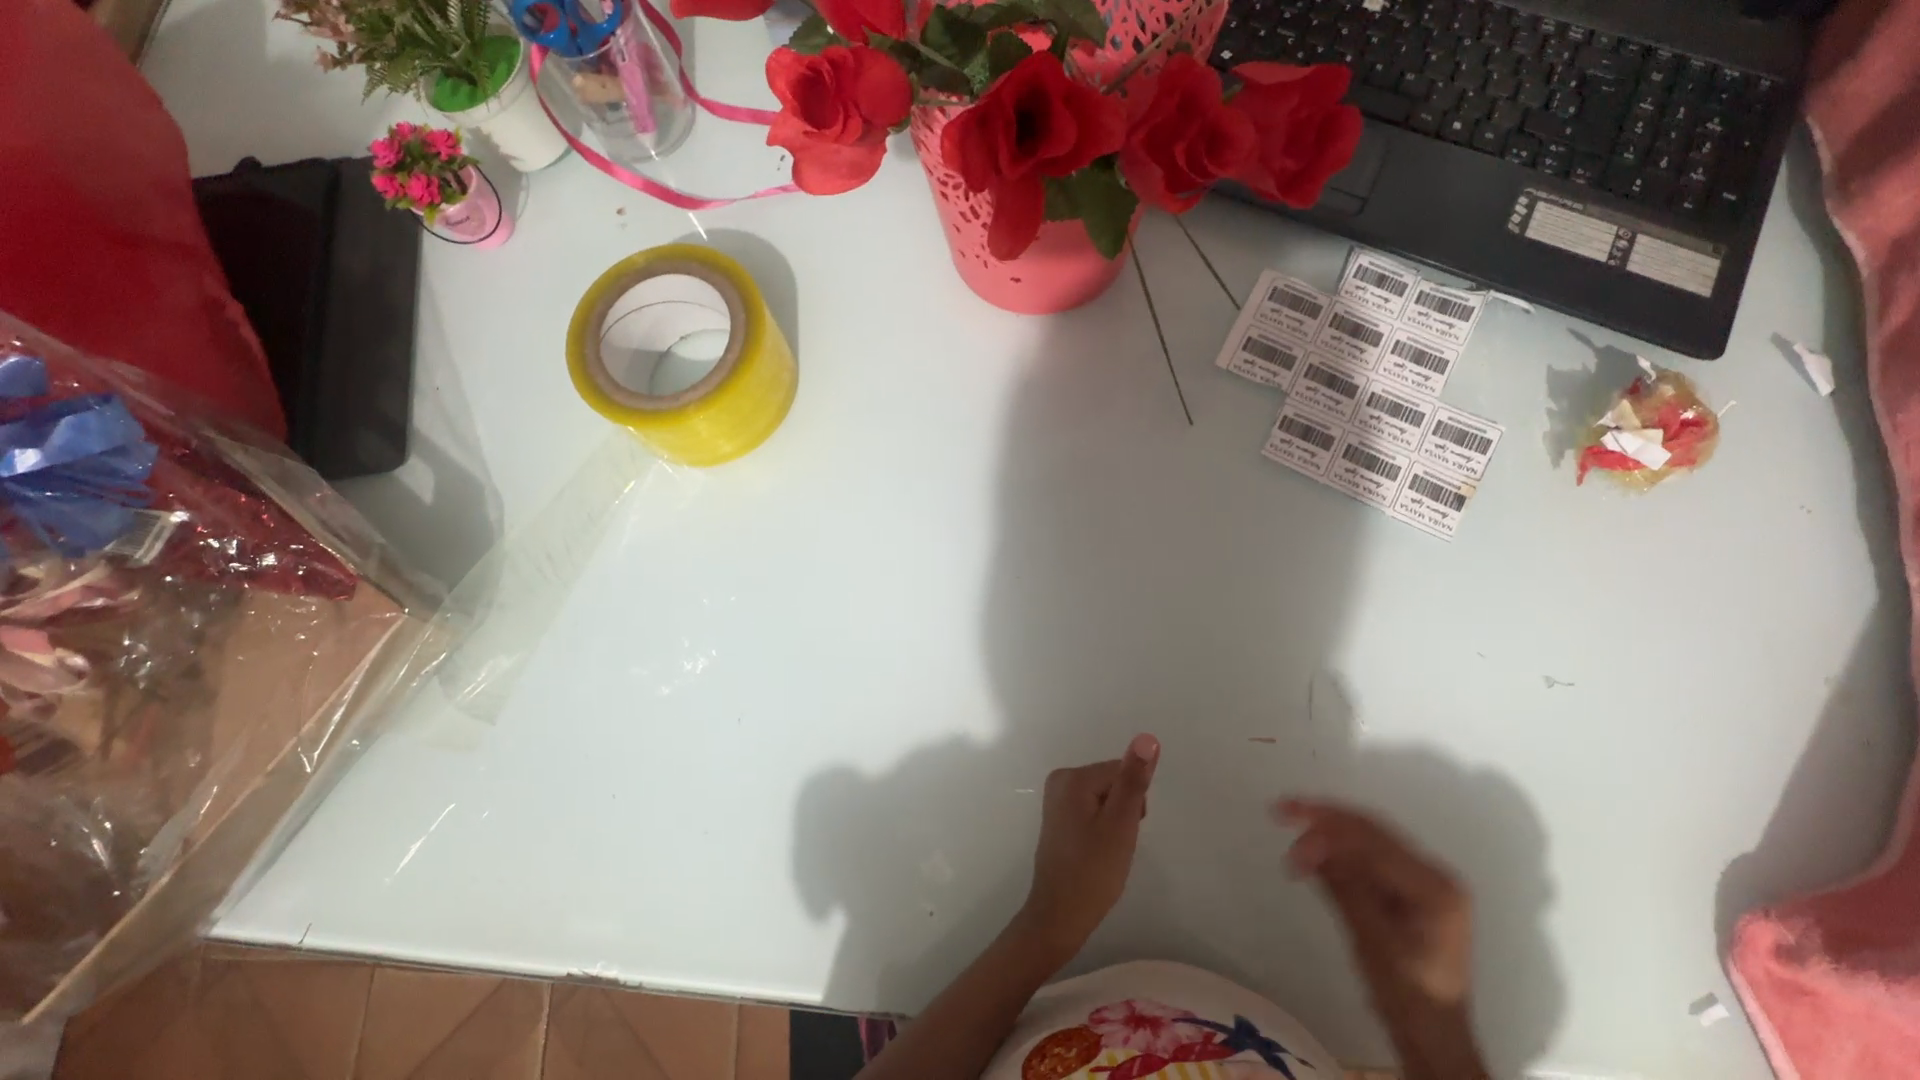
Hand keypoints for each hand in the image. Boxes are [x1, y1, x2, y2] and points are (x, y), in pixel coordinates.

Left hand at [1017, 734, 1159, 962]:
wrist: (1061, 914)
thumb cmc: (1094, 871)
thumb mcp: (1121, 824)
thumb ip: (1134, 780)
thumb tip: (1147, 737)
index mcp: (1072, 777)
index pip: (1123, 773)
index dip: (1133, 804)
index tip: (1125, 831)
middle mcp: (1060, 781)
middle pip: (1113, 783)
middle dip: (1124, 812)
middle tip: (1116, 844)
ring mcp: (1057, 799)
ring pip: (1107, 799)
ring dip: (1115, 823)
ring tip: (1106, 851)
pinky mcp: (1059, 818)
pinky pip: (1094, 811)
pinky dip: (1103, 830)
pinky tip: (1097, 852)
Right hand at [1277, 799, 1485, 1079]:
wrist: (1433, 1035)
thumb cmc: (1407, 995)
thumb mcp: (1373, 942)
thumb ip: (1346, 887)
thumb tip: (1312, 843)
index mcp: (1435, 886)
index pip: (1373, 838)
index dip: (1327, 824)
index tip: (1285, 820)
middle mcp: (1435, 875)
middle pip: (1373, 832)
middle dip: (1326, 820)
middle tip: (1282, 812)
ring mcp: (1425, 883)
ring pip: (1370, 841)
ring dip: (1331, 834)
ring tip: (1293, 833)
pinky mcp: (1411, 892)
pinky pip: (1372, 859)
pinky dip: (1341, 853)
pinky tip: (1317, 855)